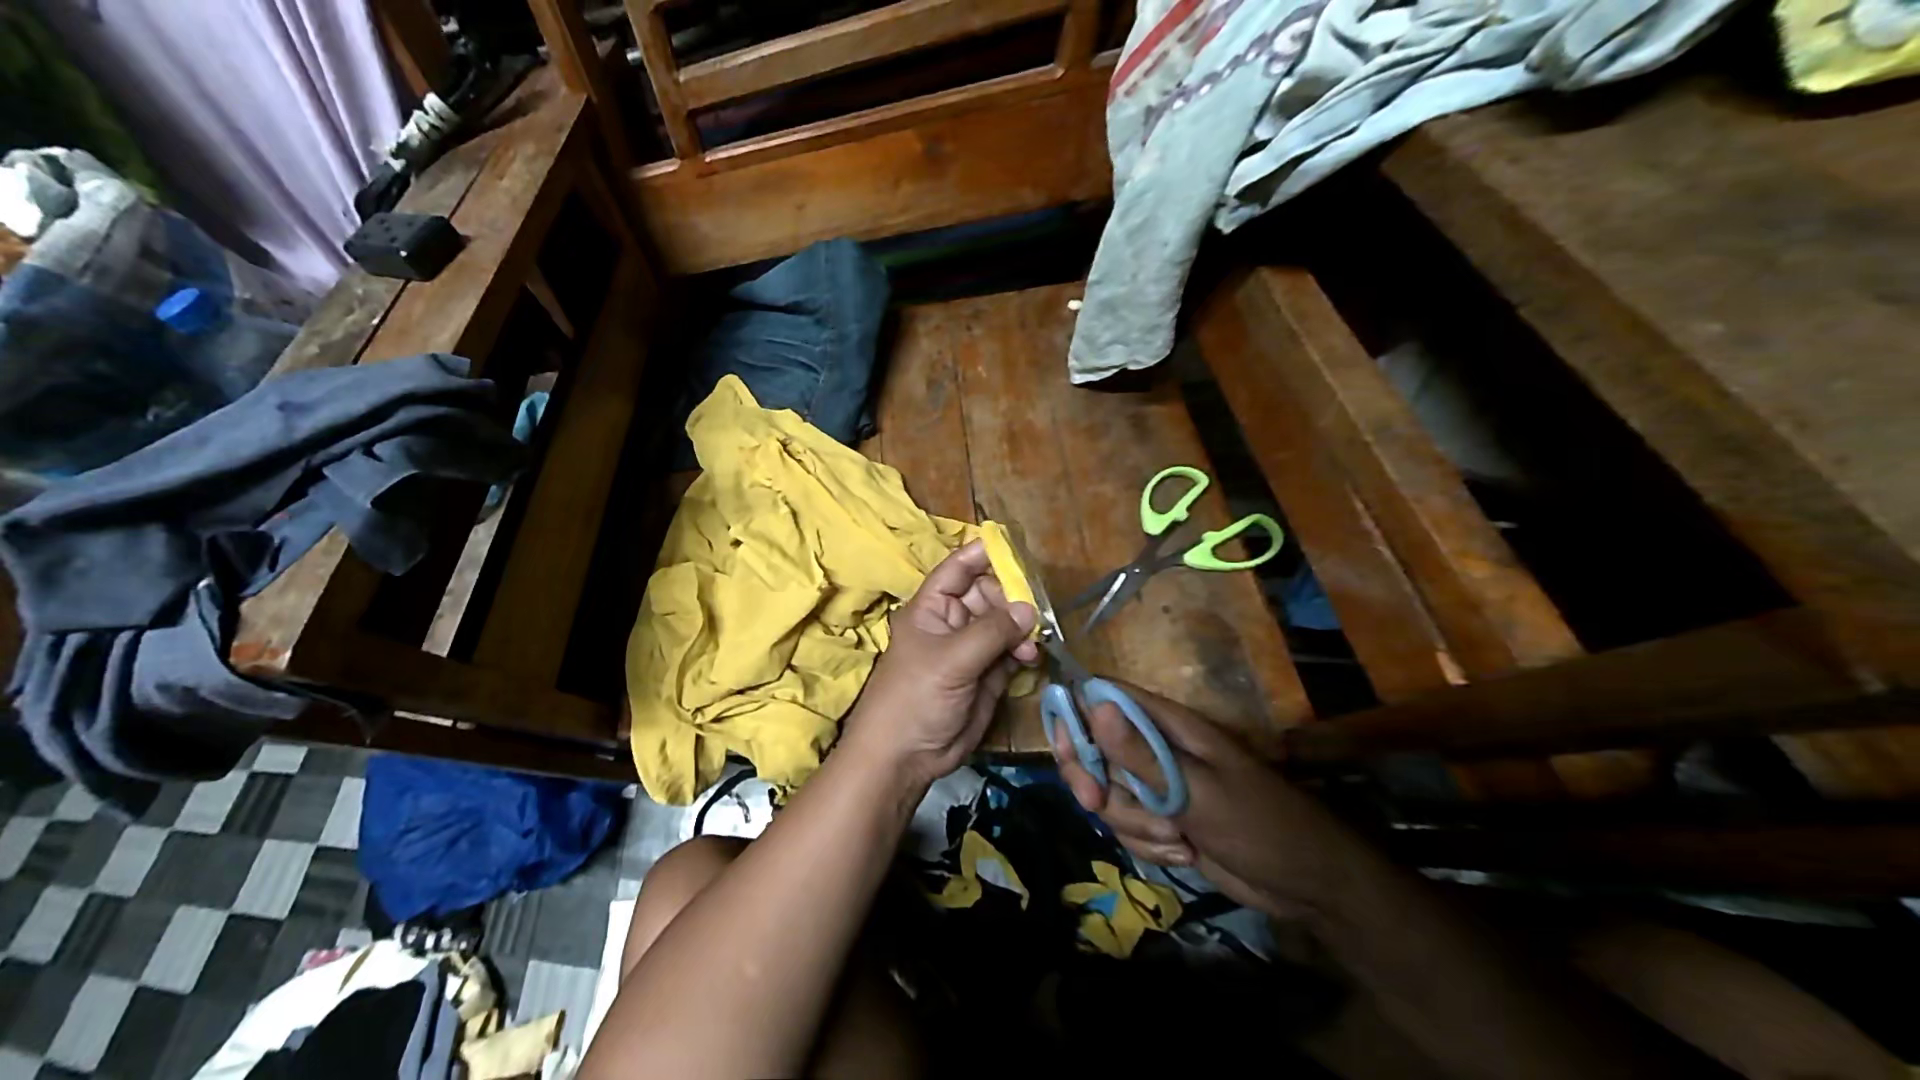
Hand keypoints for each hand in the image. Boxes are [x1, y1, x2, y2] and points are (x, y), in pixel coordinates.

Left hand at [841, 540, 1038, 787]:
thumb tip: (1028, 609)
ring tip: (1034, 641)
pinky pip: (1012, 651)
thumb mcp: (951, 660)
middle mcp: (953, 621)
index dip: (985, 554)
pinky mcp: (988, 674)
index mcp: (933, 607)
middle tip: (1035, 609)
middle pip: (990, 593)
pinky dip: (1025, 650)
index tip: (1018, 547)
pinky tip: (1033, 656)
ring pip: (1006, 623)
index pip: (960, 568)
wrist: (905, 757)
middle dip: (1014, 596)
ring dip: (1023, 626)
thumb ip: (991, 632)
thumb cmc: (915, 698)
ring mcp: (972, 648)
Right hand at [1052, 682, 1349, 917]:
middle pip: (1093, 749)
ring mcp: (1157, 785)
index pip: (1102, 698)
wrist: (1307, 883)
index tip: (1070, 754)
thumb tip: (1094, 704)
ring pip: (1108, 794)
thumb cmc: (1259, 823)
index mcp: (1166, 724)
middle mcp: (1155, 747)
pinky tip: (1183, 852)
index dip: (1076, 717)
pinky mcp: (1161, 820)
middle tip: (1097, 804)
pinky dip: (1147, 844)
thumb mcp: (1197, 790)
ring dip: (1131, 822)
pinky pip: (1127, 826)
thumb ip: (1141, 754)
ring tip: (1176, 836)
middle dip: (1092, 781)